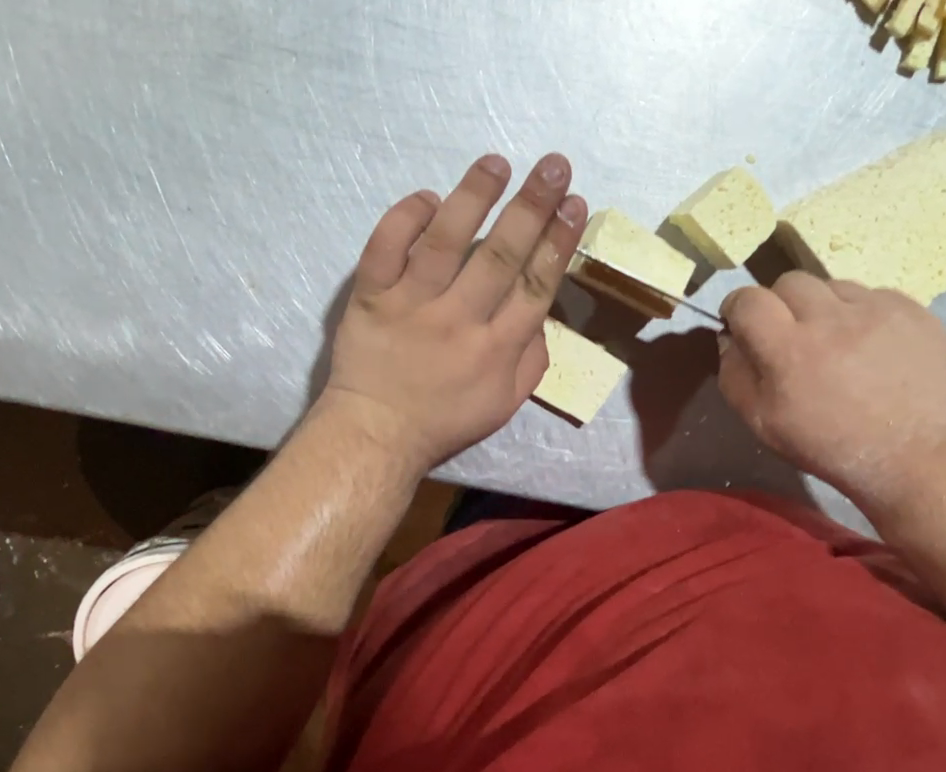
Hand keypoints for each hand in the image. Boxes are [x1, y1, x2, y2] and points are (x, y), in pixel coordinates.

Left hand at [316, 153, 588, 474]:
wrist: (377, 434)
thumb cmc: (445, 421)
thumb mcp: (505, 404)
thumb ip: (531, 359)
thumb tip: (541, 314)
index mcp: (497, 348)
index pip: (536, 285)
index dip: (559, 241)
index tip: (575, 203)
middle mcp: (458, 320)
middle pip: (501, 255)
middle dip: (532, 206)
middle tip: (553, 165)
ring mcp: (411, 305)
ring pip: (445, 241)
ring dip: (473, 197)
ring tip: (496, 163)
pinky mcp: (370, 297)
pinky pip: (386, 247)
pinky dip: (405, 217)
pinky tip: (428, 197)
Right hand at [719, 272, 945, 517]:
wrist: (913, 455)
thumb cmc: (829, 447)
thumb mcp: (764, 425)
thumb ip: (735, 377)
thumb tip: (729, 339)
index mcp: (788, 350)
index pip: (748, 299)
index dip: (739, 308)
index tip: (744, 325)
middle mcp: (830, 318)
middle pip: (789, 282)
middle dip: (781, 304)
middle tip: (792, 335)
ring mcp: (875, 308)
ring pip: (832, 285)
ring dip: (823, 308)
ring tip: (836, 343)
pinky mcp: (910, 309)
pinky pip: (872, 296)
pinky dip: (862, 316)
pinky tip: (870, 349)